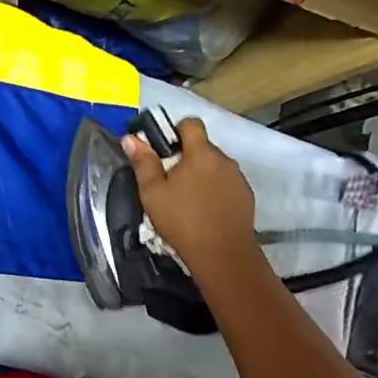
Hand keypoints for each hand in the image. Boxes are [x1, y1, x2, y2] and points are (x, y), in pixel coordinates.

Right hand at [123, 117, 261, 279]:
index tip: (163, 150)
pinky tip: (204, 212)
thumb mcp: (153, 193)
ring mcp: (238, 178)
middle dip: (186, 158)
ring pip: (215, 167)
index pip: (191, 124)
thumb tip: (131, 137)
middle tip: (169, 183)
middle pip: (202, 148)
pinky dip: (214, 191)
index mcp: (201, 153)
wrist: (221, 253)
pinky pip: (226, 184)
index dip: (175, 130)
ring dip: (201, 175)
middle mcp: (224, 159)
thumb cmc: (181, 220)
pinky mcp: (246, 196)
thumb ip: (143, 163)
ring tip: (186, 201)